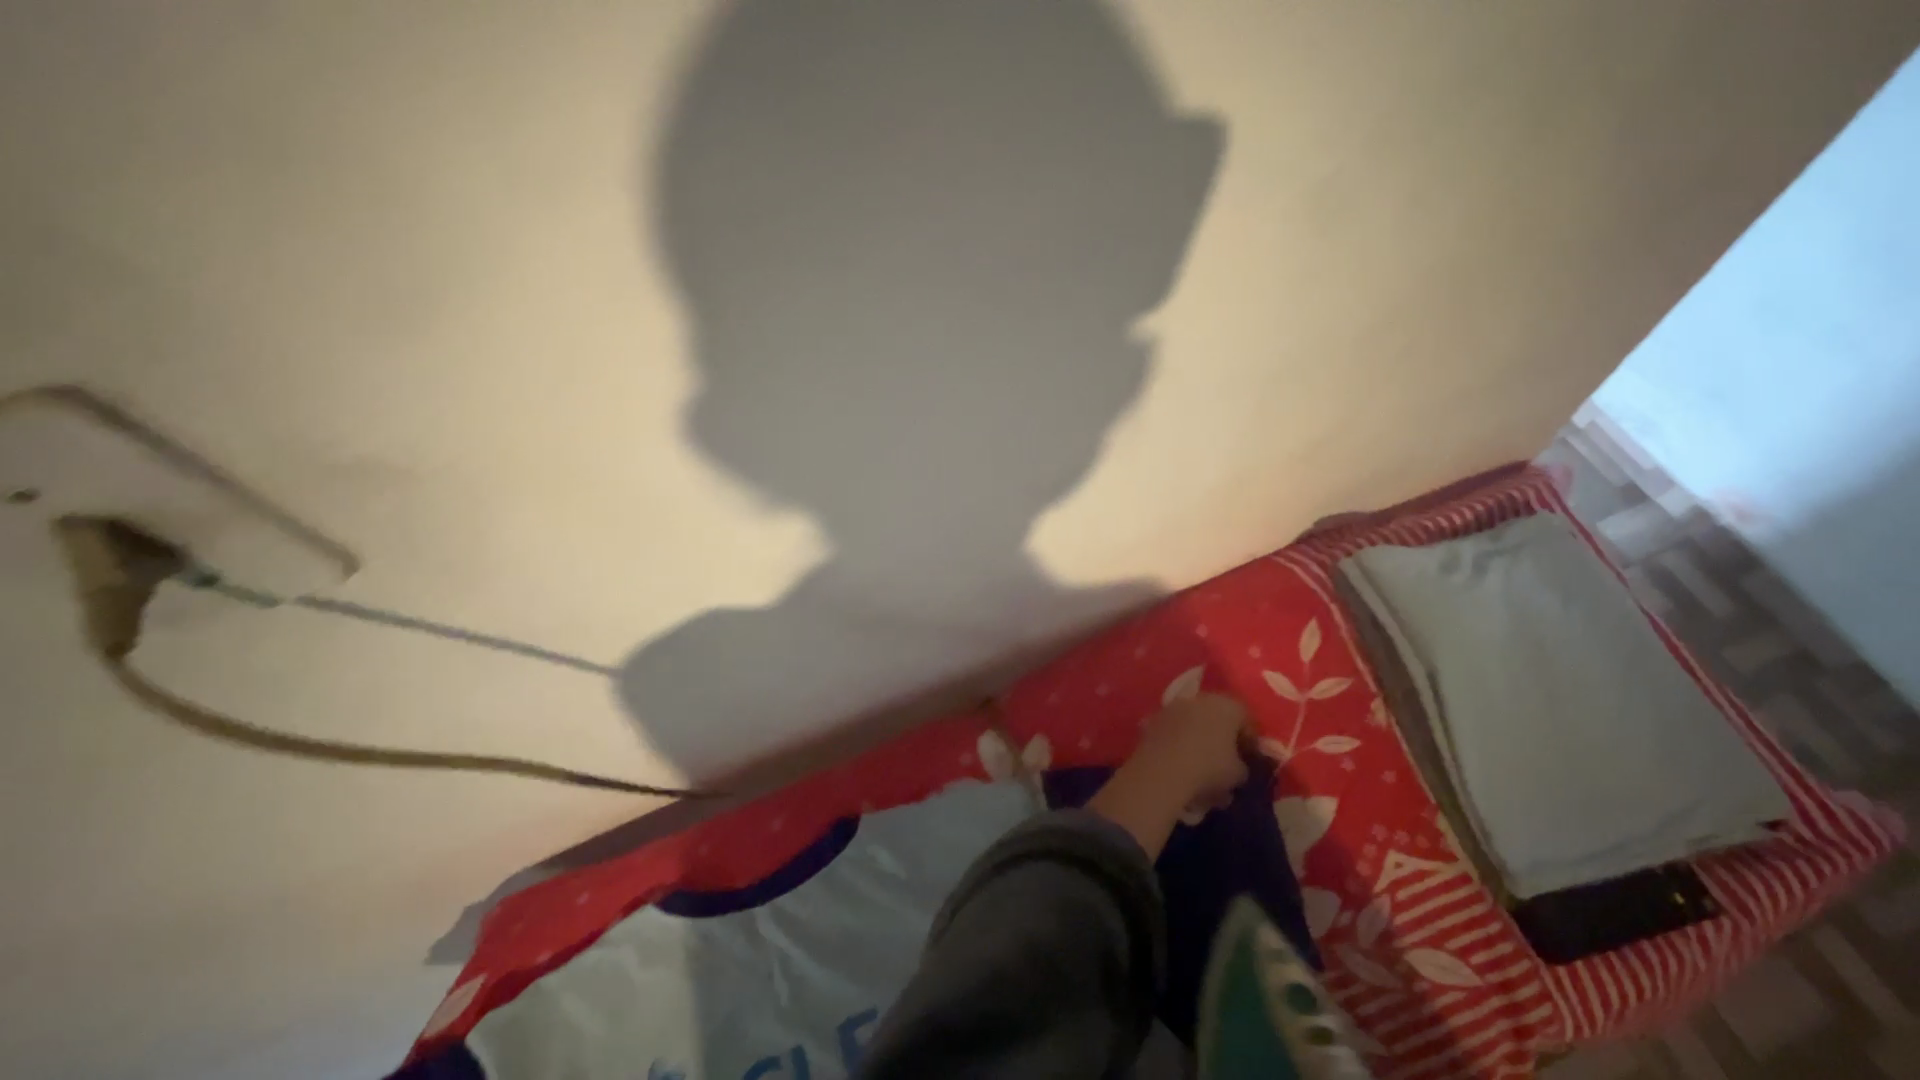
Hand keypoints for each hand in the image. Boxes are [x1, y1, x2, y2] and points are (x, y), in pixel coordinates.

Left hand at [1130, 693, 1252, 813]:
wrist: (1161, 770)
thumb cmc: (1209, 768)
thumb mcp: (1239, 774)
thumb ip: (1243, 766)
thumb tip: (1238, 766)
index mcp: (1227, 705)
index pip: (1246, 718)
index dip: (1250, 740)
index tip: (1250, 759)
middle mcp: (1199, 699)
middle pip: (1217, 718)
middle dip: (1222, 738)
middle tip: (1225, 763)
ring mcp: (1172, 707)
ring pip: (1192, 724)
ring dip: (1197, 741)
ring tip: (1200, 768)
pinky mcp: (1151, 721)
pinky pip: (1172, 733)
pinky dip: (1177, 745)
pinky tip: (1179, 765)